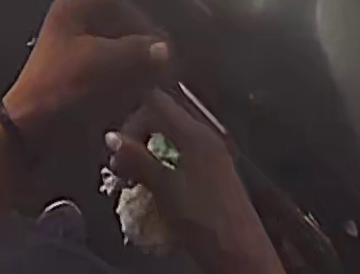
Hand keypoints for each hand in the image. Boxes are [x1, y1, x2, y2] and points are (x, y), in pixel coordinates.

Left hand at [1, 0, 171, 147]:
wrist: (30, 132)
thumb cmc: (61, 89)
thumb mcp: (103, 63)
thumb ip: (137, 52)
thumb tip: (164, 48)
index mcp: (72, 11)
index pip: (117, 3)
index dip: (143, 21)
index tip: (162, 44)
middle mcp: (72, 26)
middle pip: (118, 28)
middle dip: (142, 48)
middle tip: (162, 67)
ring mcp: (74, 54)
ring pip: (116, 54)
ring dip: (136, 69)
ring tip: (152, 85)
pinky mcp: (76, 81)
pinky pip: (109, 76)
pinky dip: (125, 85)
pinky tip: (135, 99)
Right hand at [106, 90, 285, 273]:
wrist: (247, 265)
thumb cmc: (207, 225)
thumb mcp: (164, 191)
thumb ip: (137, 160)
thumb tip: (112, 139)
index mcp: (194, 133)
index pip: (154, 102)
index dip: (132, 120)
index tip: (119, 148)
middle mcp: (206, 137)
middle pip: (163, 116)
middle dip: (139, 135)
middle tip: (123, 164)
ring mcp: (214, 155)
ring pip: (172, 136)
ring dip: (150, 151)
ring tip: (136, 178)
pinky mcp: (217, 174)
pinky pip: (183, 154)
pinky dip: (165, 163)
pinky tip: (158, 187)